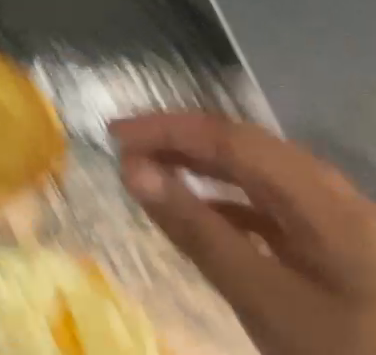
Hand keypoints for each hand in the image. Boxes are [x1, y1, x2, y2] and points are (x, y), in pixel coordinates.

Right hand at [113, 112, 375, 354]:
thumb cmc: (337, 344)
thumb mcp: (261, 296)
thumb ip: (196, 230)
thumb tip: (130, 167)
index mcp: (327, 205)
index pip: (233, 140)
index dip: (168, 129)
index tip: (112, 136)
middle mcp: (343, 201)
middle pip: (253, 148)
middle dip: (183, 138)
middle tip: (127, 145)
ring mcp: (351, 225)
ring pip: (267, 172)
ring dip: (205, 162)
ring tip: (155, 168)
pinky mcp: (351, 249)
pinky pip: (281, 201)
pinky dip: (232, 194)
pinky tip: (207, 211)